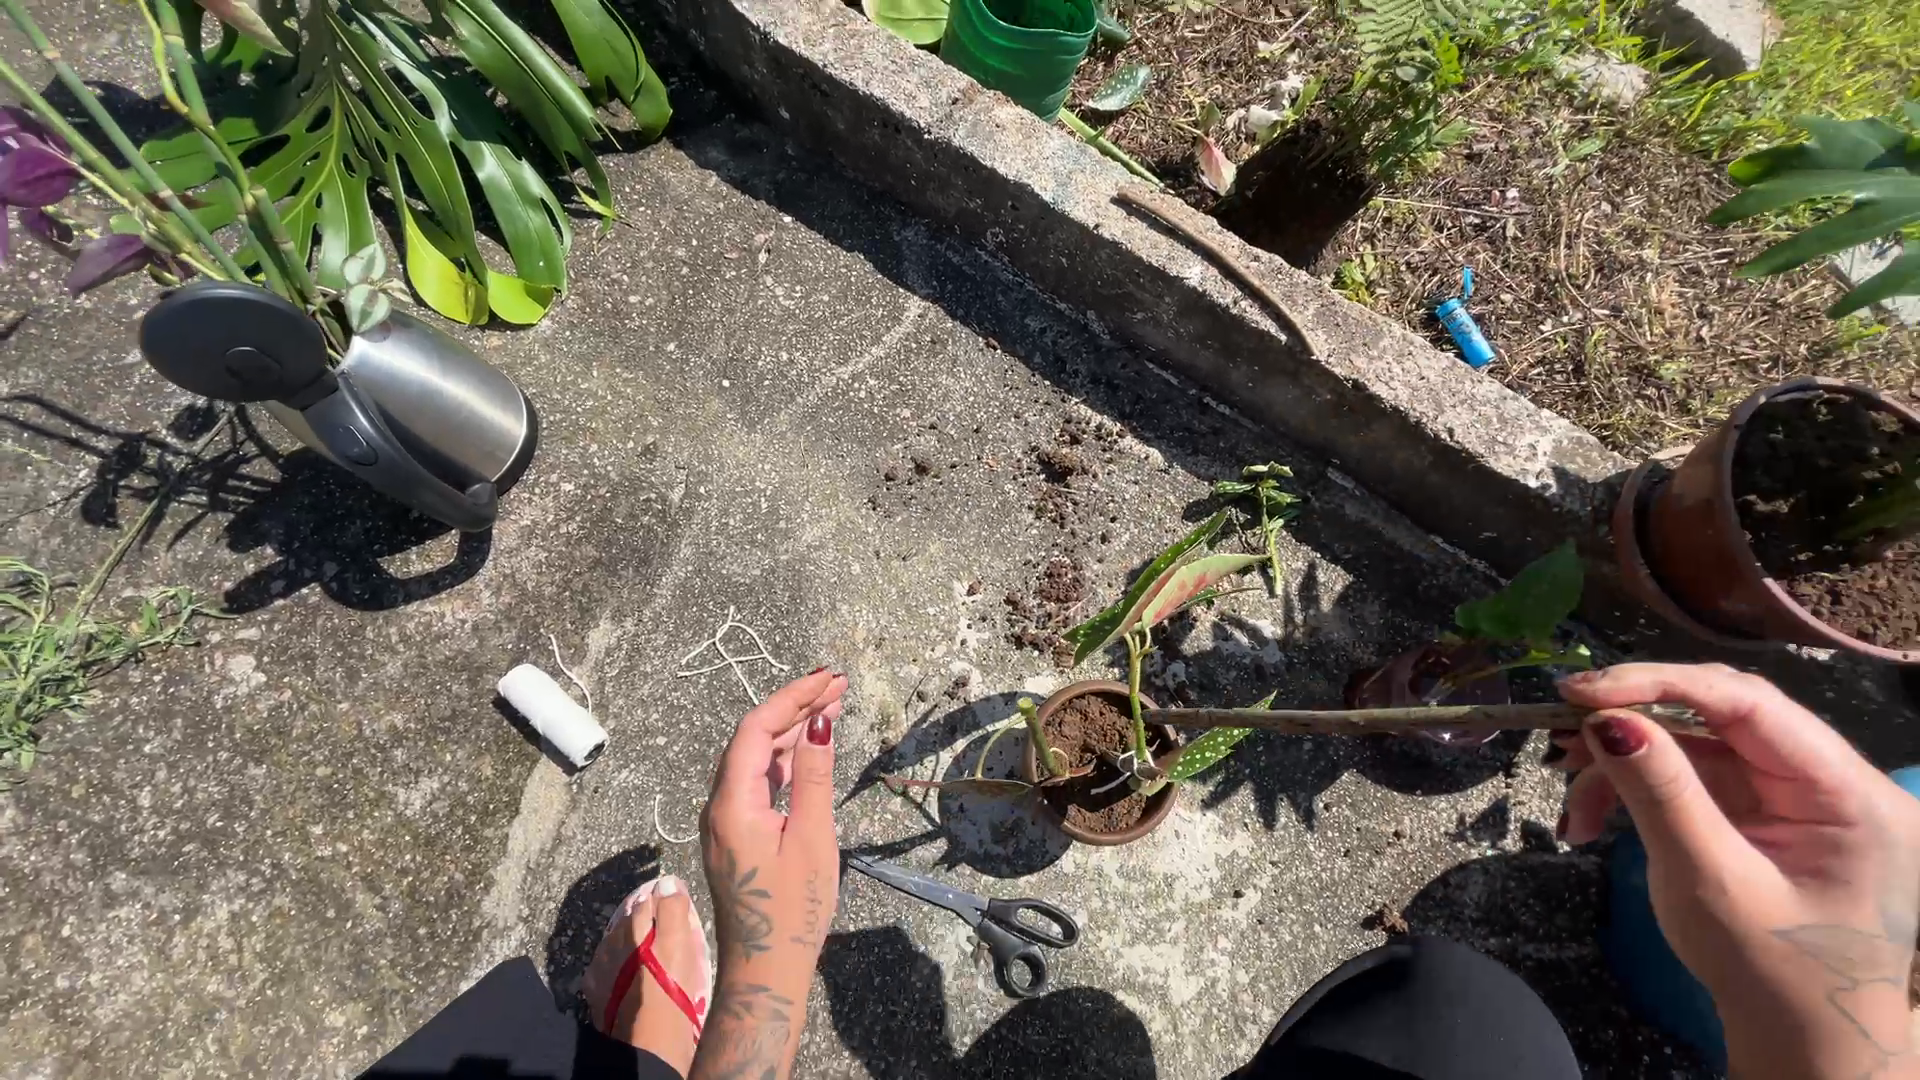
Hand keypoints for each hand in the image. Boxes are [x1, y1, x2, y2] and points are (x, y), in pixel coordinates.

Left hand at [691, 669, 843, 1079]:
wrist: (766, 971)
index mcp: (731, 803)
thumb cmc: (793, 908)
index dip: (791, 697)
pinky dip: (786, 758)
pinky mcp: (738, 831)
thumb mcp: (812, 837)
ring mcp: (726, 819)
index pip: (755, 729)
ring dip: (792, 730)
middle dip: (795, 707)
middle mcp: (720, 804)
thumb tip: (820, 723)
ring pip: (756, 757)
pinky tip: (811, 748)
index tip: (828, 679)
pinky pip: (759, 780)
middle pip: (753, 738)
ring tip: (832, 706)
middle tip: (837, 686)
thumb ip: (815, 776)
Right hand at [1556, 663, 1919, 1079]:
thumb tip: (1605, 718)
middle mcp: (1827, 781)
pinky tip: (1587, 819)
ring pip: (1684, 741)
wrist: (1804, 1040)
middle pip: (1715, 710)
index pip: (1747, 703)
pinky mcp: (1753, 808)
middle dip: (1632, 714)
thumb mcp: (1707, 878)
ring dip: (1616, 761)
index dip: (1657, 683)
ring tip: (1565, 790)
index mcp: (1850, 796)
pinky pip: (1677, 775)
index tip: (1577, 692)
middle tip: (1562, 720)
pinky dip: (1625, 788)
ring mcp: (1789, 794)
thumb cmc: (1772, 970)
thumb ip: (1660, 791)